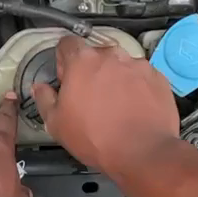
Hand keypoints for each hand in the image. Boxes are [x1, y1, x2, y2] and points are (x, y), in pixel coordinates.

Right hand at [32, 36, 183, 181]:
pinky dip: (136, 87)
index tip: (67, 79)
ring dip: (115, 78)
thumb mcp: (56, 123)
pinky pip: (141, 76)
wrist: (143, 153)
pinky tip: (134, 108)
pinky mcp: (157, 77)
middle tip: (91, 97)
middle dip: (91, 71)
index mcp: (82, 61)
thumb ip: (44, 99)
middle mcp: (111, 55)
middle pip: (95, 54)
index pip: (67, 43)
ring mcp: (137, 65)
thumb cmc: (96, 138)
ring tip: (116, 105)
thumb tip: (40, 88)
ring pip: (120, 65)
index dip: (64, 60)